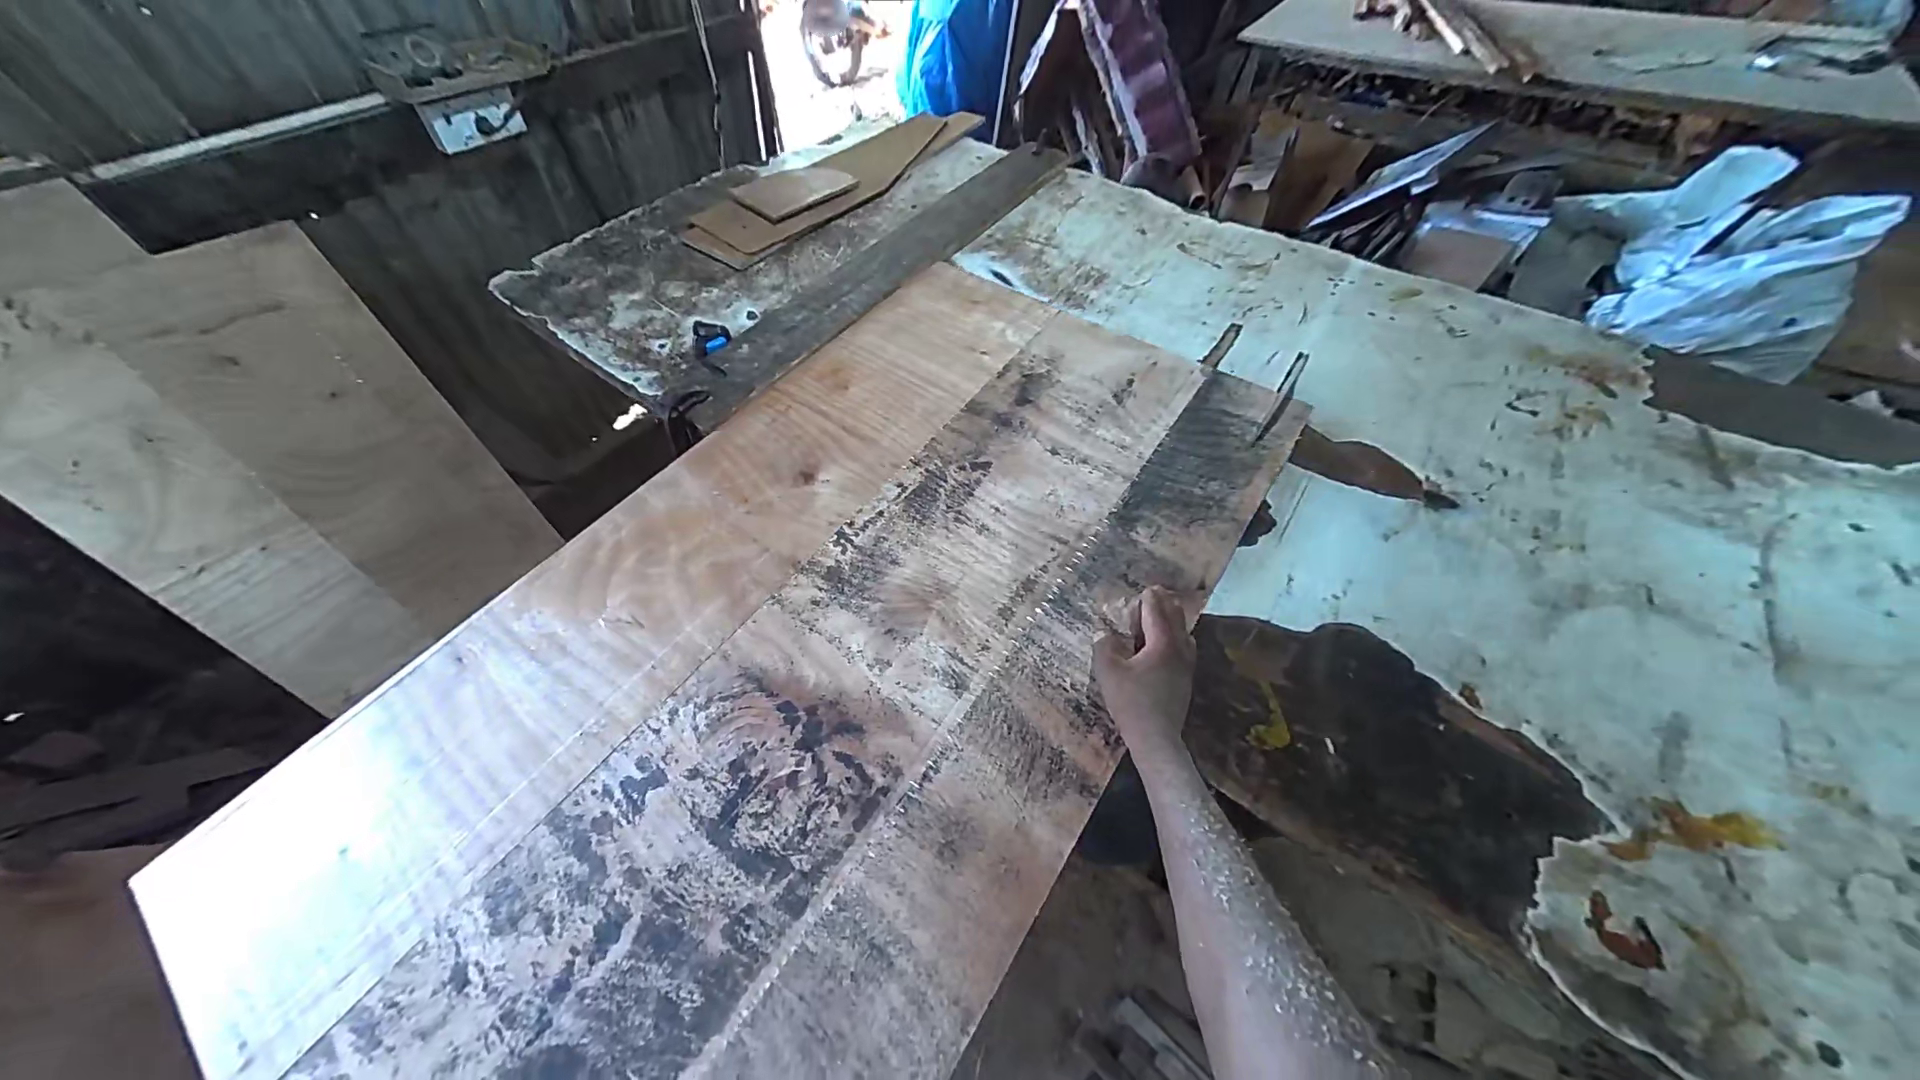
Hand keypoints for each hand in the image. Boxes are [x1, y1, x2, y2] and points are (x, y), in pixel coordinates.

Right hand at [1093, 586, 1196, 758]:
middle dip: (1164, 604)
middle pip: (1175, 617)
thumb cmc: (1131, 702)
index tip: (1143, 588)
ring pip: (1183, 632)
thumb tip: (1105, 633)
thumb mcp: (1108, 671)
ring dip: (1172, 619)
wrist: (1156, 738)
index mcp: (1162, 643)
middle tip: (1154, 593)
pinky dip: (1175, 635)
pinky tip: (1166, 643)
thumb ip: (1104, 646)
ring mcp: (1186, 664)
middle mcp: (1179, 649)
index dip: (1149, 597)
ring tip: (1160, 614)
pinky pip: (1183, 646)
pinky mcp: (1185, 678)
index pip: (1156, 611)